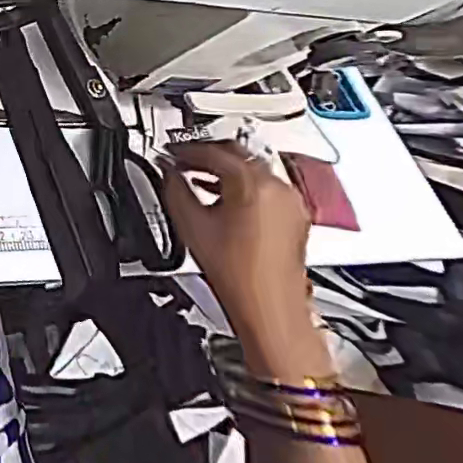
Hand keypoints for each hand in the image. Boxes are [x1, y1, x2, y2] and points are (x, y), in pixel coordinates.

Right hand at [161, 141, 323, 376]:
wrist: (269, 313)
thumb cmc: (239, 277)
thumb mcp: (190, 224)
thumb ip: (174, 188)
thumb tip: (168, 173)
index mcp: (253, 184)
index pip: (213, 151)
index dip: (184, 150)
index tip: (170, 153)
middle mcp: (278, 188)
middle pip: (236, 154)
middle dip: (206, 154)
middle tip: (181, 158)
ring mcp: (290, 203)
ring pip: (252, 169)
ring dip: (224, 169)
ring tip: (196, 175)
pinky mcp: (295, 217)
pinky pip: (265, 187)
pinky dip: (241, 185)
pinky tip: (221, 196)